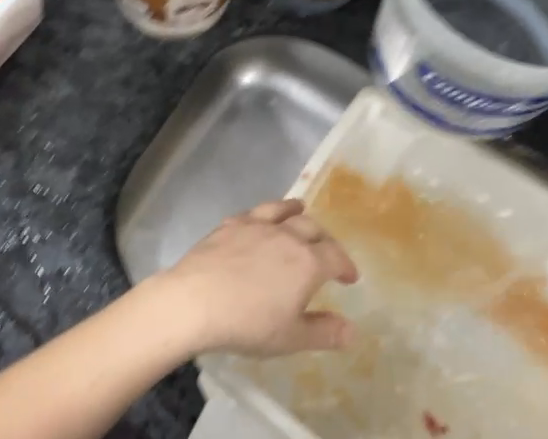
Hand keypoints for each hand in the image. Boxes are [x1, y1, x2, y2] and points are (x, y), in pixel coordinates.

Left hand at [146, 199, 359, 357]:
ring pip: (281, 210)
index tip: (350, 277)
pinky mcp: (228, 225)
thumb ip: (324, 332)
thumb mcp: (292, 338)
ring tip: (300, 208)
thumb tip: (352, 330)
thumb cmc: (249, 323)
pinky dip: (264, 213)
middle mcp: (284, 236)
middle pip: (311, 228)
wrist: (195, 300)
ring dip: (295, 210)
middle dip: (324, 238)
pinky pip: (253, 212)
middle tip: (327, 249)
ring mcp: (254, 226)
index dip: (346, 265)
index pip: (335, 256)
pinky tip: (259, 219)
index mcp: (307, 263)